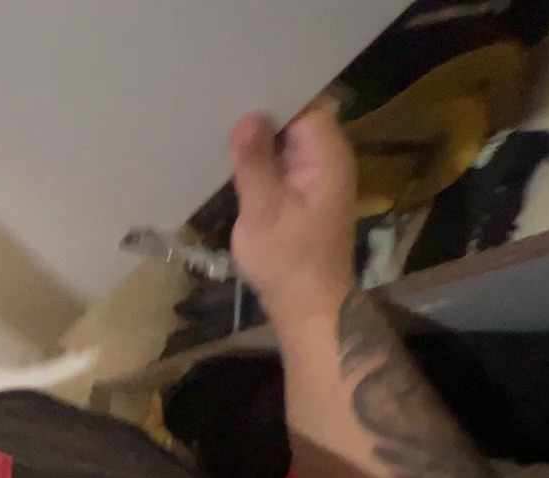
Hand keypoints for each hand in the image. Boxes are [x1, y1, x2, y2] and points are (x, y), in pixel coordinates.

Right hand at [227, 103, 358, 336]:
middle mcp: (328, 161)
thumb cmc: (287, 260)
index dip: (272, 102)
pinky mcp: (305, 200)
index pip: (304, 106)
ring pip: (286, 148)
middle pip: (295, 124)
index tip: (236, 101)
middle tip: (220, 118)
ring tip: (221, 141)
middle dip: (261, 122)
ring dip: (258, 147)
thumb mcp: (263, 210)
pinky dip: (261, 168)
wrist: (307, 305)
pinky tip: (236, 171)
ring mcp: (317, 181)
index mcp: (326, 155)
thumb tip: (246, 118)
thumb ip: (254, 163)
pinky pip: (282, 170)